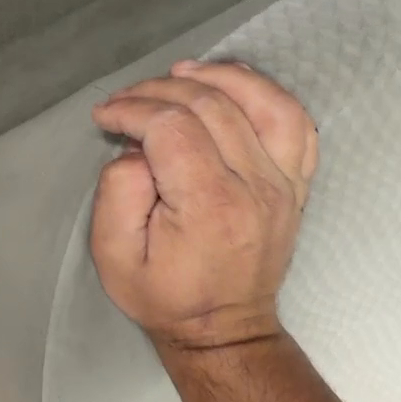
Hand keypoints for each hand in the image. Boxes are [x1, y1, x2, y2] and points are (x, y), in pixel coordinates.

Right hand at [89, 61, 317, 352]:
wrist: (223, 328)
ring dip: (215, 76)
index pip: (173, 127)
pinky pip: (294, 119)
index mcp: (210, 205)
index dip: (132, 109)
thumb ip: (118, 192)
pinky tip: (230, 82)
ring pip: (263, 101)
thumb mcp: (113, 254)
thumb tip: (136, 149)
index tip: (104, 117)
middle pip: (211, 105)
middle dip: (157, 90)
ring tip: (177, 72)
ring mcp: (285, 181)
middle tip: (123, 101)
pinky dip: (262, 90)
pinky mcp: (296, 180)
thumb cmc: (162, 295)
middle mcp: (257, 185)